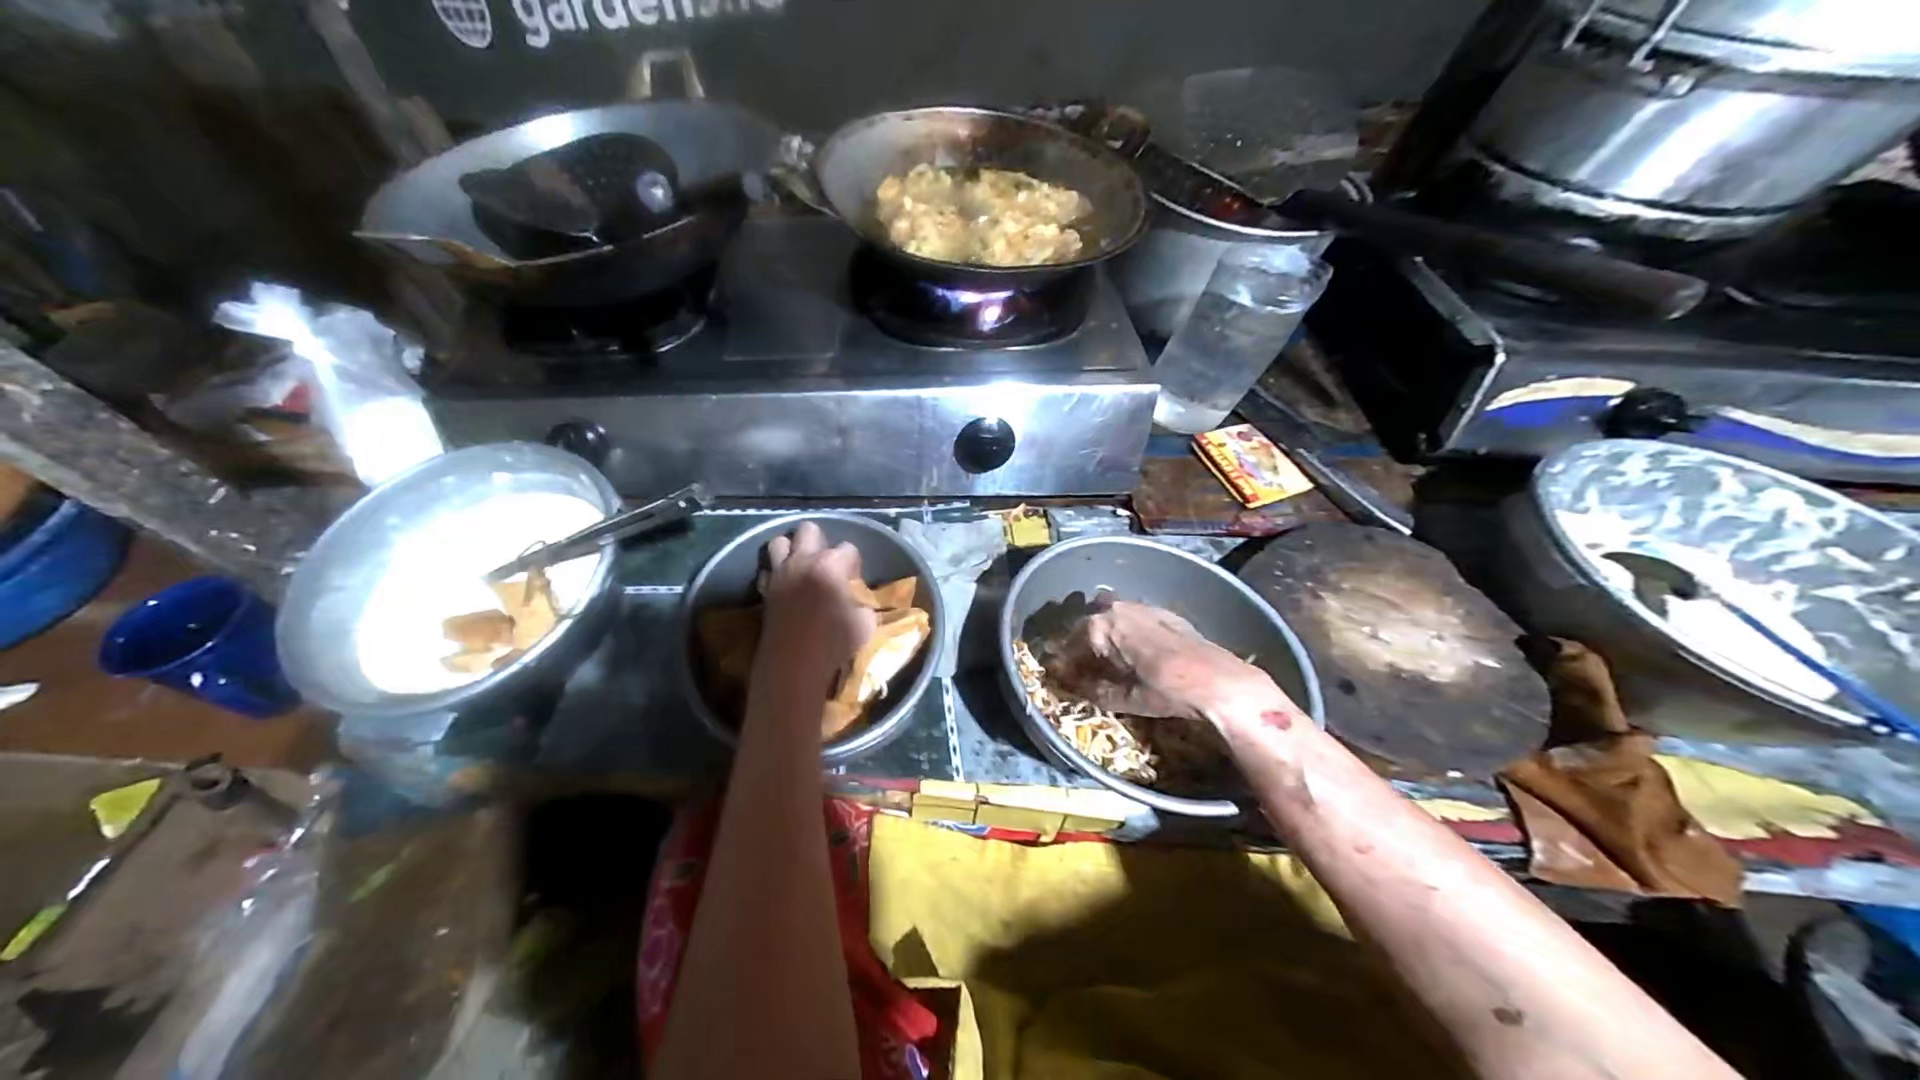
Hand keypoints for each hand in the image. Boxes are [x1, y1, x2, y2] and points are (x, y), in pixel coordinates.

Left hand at [759, 522, 877, 682]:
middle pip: (809, 530)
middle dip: (820, 543)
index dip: (854, 564)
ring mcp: (780, 573)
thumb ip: (862, 604)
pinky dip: (775, 573)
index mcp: (831, 565)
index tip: (854, 582)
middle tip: (827, 566)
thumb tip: (857, 601)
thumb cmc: (834, 643)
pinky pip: (767, 570)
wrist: (793, 665)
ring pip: (779, 542)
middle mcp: (803, 561)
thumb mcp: (865, 624)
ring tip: (802, 568)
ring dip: (792, 550)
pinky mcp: (764, 589)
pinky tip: (785, 586)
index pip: (849, 548)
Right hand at [1045, 599, 1297, 730]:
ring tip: (1109, 661)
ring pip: (1114, 618)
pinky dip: (1129, 633)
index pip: (1072, 643)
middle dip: (1084, 646)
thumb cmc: (1167, 691)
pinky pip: (1137, 620)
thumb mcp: (1125, 698)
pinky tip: (1137, 653)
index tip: (1062, 677)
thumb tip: (1076, 688)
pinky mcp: (1167, 614)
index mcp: (1102, 626)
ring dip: (1107, 636)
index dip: (1065, 663)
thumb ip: (1095, 690)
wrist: (1219, 682)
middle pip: (1091, 625)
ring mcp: (1145, 607)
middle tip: (1084, 669)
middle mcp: (1119, 608)